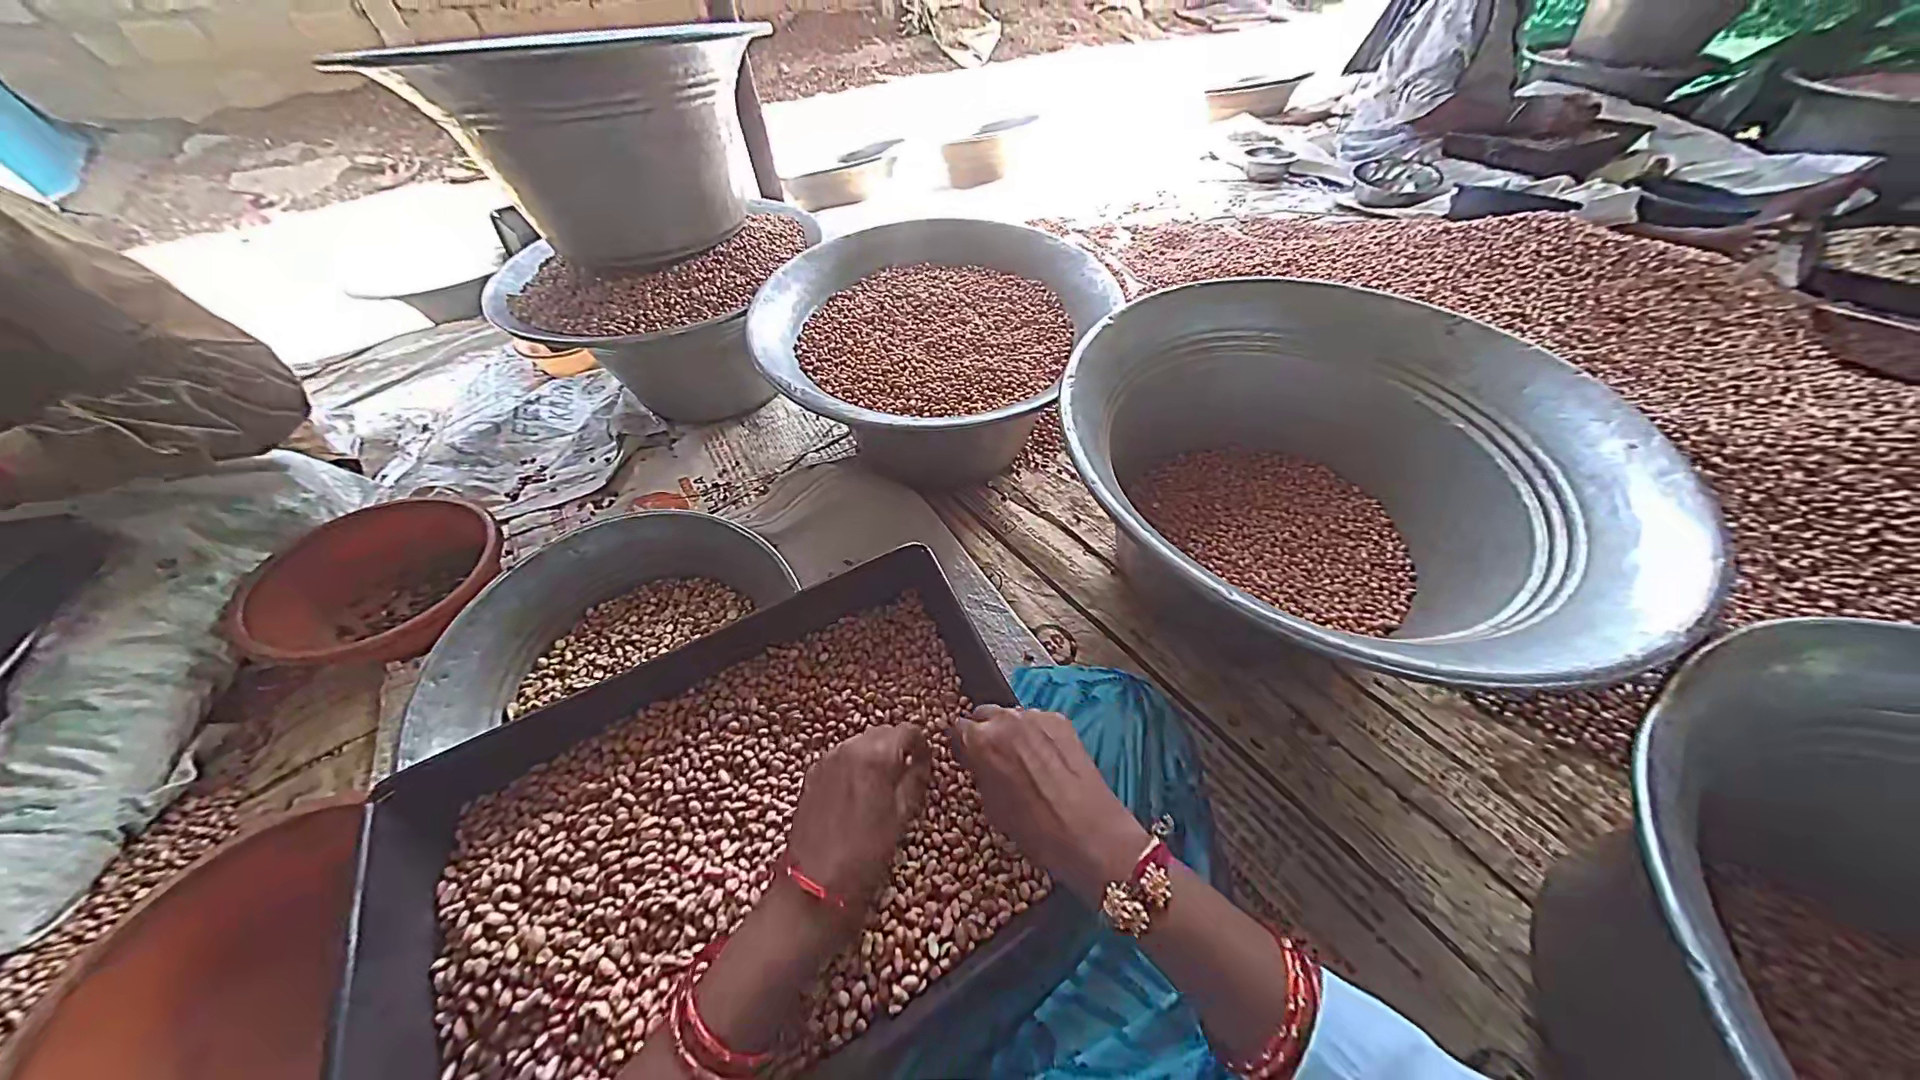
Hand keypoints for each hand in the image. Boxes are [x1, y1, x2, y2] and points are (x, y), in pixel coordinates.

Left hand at [784, 723, 930, 912]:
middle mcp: (849, 749)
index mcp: (876, 755)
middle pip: (881, 733)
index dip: (920, 745)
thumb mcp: (902, 816)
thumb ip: (914, 780)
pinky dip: (853, 767)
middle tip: (907, 774)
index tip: (925, 762)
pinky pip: (841, 759)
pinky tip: (858, 794)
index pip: (907, 731)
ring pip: (859, 744)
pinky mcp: (812, 776)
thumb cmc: (866, 854)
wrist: (815, 885)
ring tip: (882, 787)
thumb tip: (921, 762)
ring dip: (874, 757)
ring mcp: (827, 761)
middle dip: (897, 748)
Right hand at [953, 705, 1148, 901]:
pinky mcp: (1061, 720)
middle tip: (995, 758)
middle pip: (984, 715)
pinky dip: (1037, 734)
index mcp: (980, 741)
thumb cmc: (1035, 830)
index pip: (958, 729)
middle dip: (985, 733)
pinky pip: (1038, 721)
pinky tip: (1047, 758)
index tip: (968, 758)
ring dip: (1011, 732)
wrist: (1091, 833)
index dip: (962, 745)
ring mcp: (1036, 716)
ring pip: (1012, 716)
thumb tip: (979, 762)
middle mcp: (1005, 719)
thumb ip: (981, 774)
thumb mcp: (992, 807)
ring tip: (1024, 759)